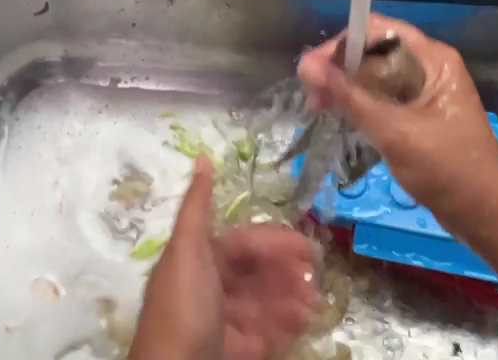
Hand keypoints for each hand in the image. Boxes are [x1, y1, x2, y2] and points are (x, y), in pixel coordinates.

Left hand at [129, 156, 317, 359]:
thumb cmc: (181, 309)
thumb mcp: (186, 251)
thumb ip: (197, 206)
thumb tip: (201, 157)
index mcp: (197, 260)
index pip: (242, 244)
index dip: (274, 243)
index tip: (307, 247)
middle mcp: (209, 288)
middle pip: (256, 274)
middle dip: (287, 272)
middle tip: (317, 278)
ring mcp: (223, 323)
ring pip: (264, 303)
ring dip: (291, 299)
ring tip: (315, 304)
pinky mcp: (235, 352)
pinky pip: (266, 334)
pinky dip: (286, 326)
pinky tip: (305, 323)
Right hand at [297, 15, 497, 233]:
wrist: (490, 217)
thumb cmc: (448, 170)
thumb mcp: (394, 132)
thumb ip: (349, 97)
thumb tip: (305, 65)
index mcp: (431, 58)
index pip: (376, 30)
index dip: (340, 45)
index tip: (310, 71)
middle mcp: (428, 65)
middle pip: (374, 50)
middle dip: (339, 67)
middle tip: (310, 95)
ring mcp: (425, 90)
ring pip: (375, 74)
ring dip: (346, 86)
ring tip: (318, 107)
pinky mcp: (420, 113)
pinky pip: (383, 95)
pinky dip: (360, 102)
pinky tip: (340, 116)